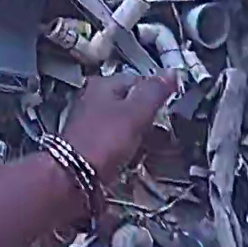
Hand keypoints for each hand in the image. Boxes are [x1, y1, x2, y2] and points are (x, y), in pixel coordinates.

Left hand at [60, 74, 176, 178]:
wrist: (76, 174)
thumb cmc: (104, 140)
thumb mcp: (135, 113)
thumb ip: (153, 92)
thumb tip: (171, 72)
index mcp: (102, 84)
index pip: (137, 79)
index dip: (157, 92)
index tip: (172, 106)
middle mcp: (93, 97)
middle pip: (129, 100)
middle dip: (149, 115)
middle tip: (165, 129)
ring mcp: (90, 119)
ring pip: (124, 120)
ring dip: (140, 132)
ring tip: (153, 145)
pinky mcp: (91, 141)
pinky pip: (117, 138)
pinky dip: (128, 144)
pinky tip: (135, 155)